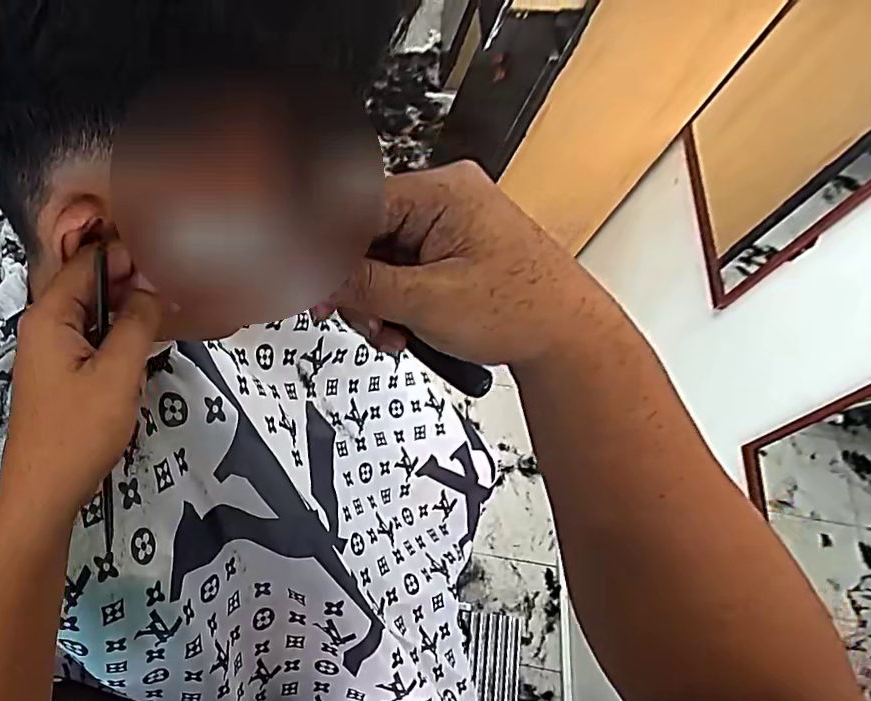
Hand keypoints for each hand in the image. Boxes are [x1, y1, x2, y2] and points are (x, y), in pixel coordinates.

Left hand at [0, 242, 165, 525]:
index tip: (167, 268)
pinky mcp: (57, 381)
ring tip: (157, 333)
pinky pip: (89, 349)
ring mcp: (48, 356)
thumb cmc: (77, 434)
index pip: (88, 263)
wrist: (44, 493)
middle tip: (170, 302)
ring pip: (93, 321)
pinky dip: (114, 349)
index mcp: (49, 316)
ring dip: (125, 324)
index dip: (128, 258)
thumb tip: (154, 290)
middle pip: (89, 289)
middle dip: (129, 292)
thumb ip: (138, 324)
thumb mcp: (117, 375)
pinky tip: (135, 365)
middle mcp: (42, 329)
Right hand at [322, 161, 630, 370]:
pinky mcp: (445, 256)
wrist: (561, 337)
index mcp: (442, 193)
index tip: (309, 283)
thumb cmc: (522, 308)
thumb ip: (363, 285)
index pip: (355, 208)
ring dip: (371, 302)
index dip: (325, 250)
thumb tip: (317, 274)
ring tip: (388, 330)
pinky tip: (399, 328)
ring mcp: (444, 230)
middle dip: (352, 285)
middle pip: (362, 238)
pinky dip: (390, 306)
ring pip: (376, 262)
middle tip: (347, 315)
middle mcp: (442, 202)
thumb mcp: (426, 300)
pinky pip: (396, 275)